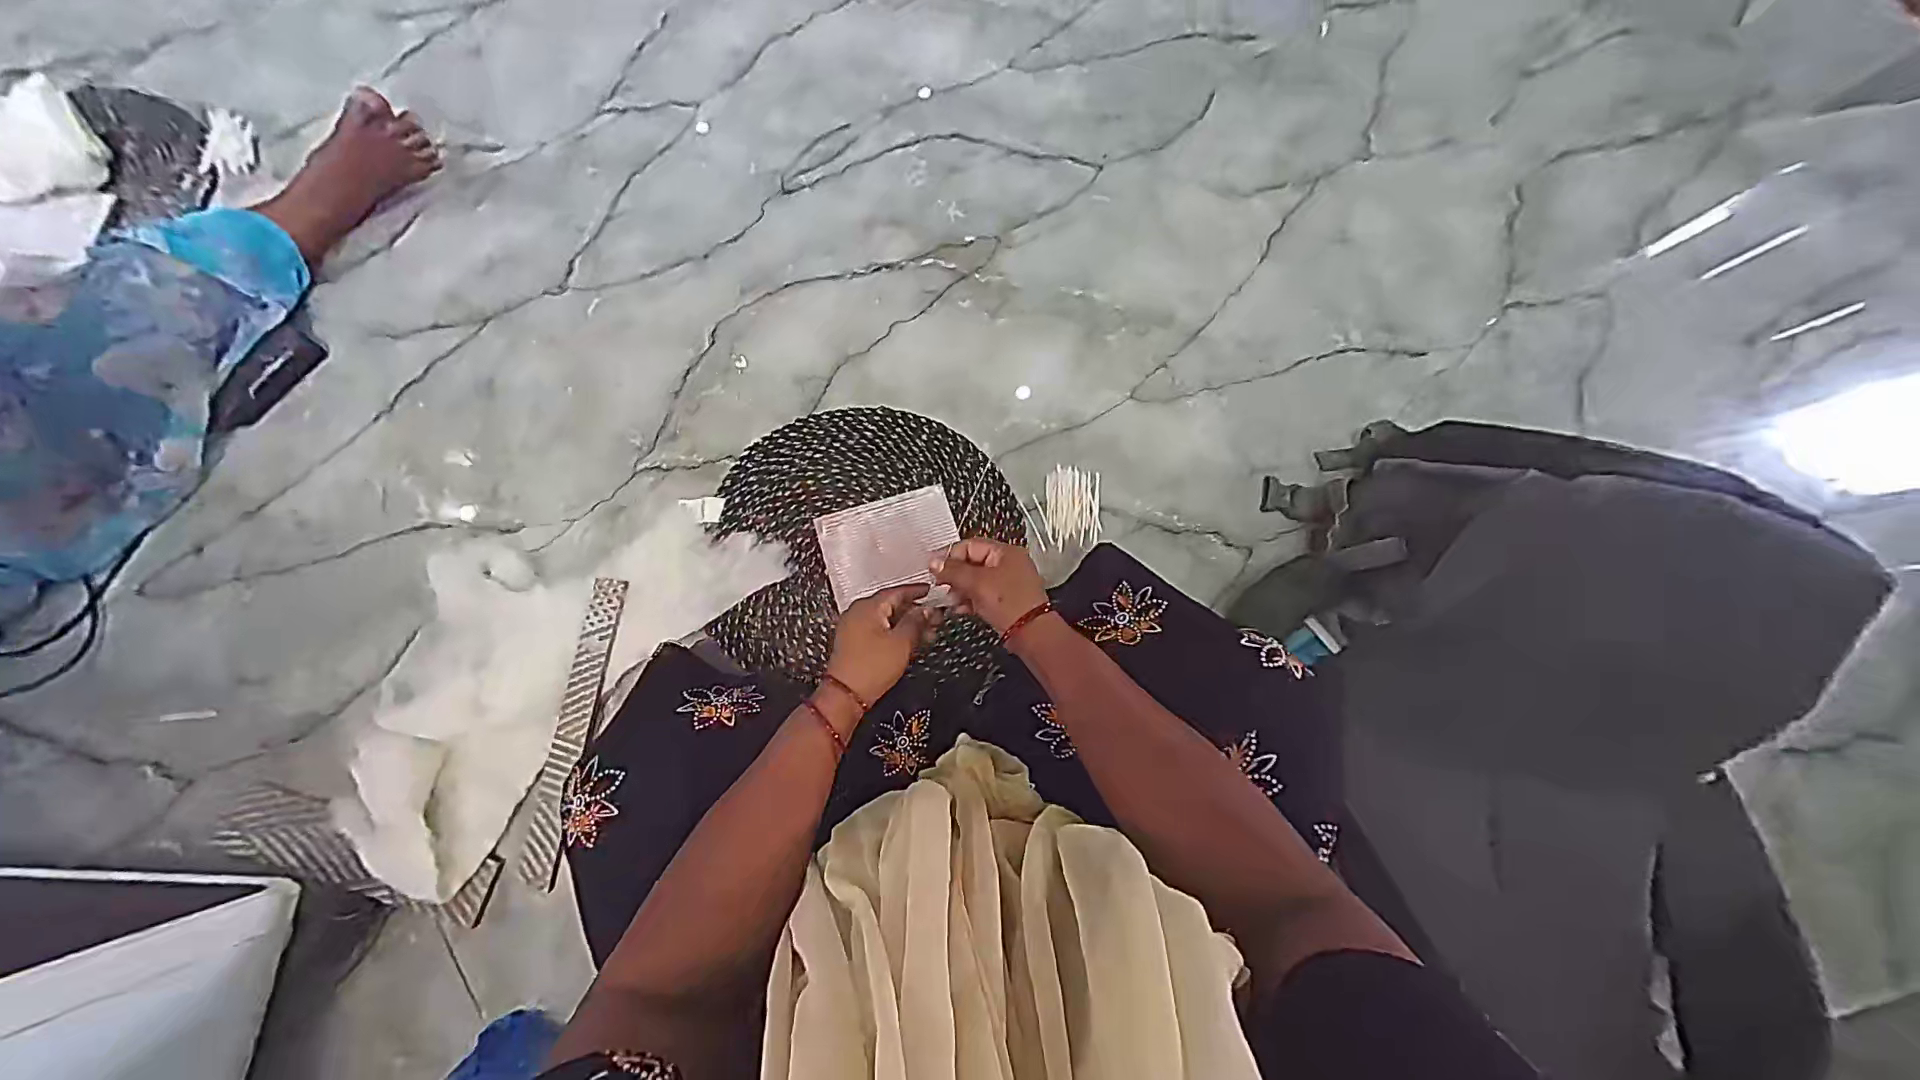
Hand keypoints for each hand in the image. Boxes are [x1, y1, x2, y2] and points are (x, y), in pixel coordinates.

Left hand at [822, 584, 939, 718]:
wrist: (846, 694)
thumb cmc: (870, 668)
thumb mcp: (902, 642)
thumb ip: (916, 622)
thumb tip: (926, 611)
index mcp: (868, 607)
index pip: (897, 591)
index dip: (917, 592)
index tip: (931, 592)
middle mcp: (858, 612)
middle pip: (891, 604)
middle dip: (914, 610)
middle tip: (933, 616)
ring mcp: (853, 627)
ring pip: (885, 619)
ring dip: (906, 624)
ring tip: (926, 632)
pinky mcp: (853, 642)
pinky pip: (877, 630)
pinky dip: (894, 633)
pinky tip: (908, 641)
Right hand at [929, 537, 1048, 634]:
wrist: (1031, 633)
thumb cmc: (1013, 605)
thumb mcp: (977, 583)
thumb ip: (953, 570)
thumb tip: (936, 563)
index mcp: (1005, 552)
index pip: (970, 545)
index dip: (950, 556)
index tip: (936, 568)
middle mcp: (1008, 564)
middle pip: (972, 563)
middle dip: (955, 575)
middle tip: (942, 585)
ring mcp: (1007, 583)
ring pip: (975, 580)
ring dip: (960, 589)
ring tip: (952, 599)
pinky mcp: (1005, 600)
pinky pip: (982, 594)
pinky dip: (970, 599)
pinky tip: (961, 608)